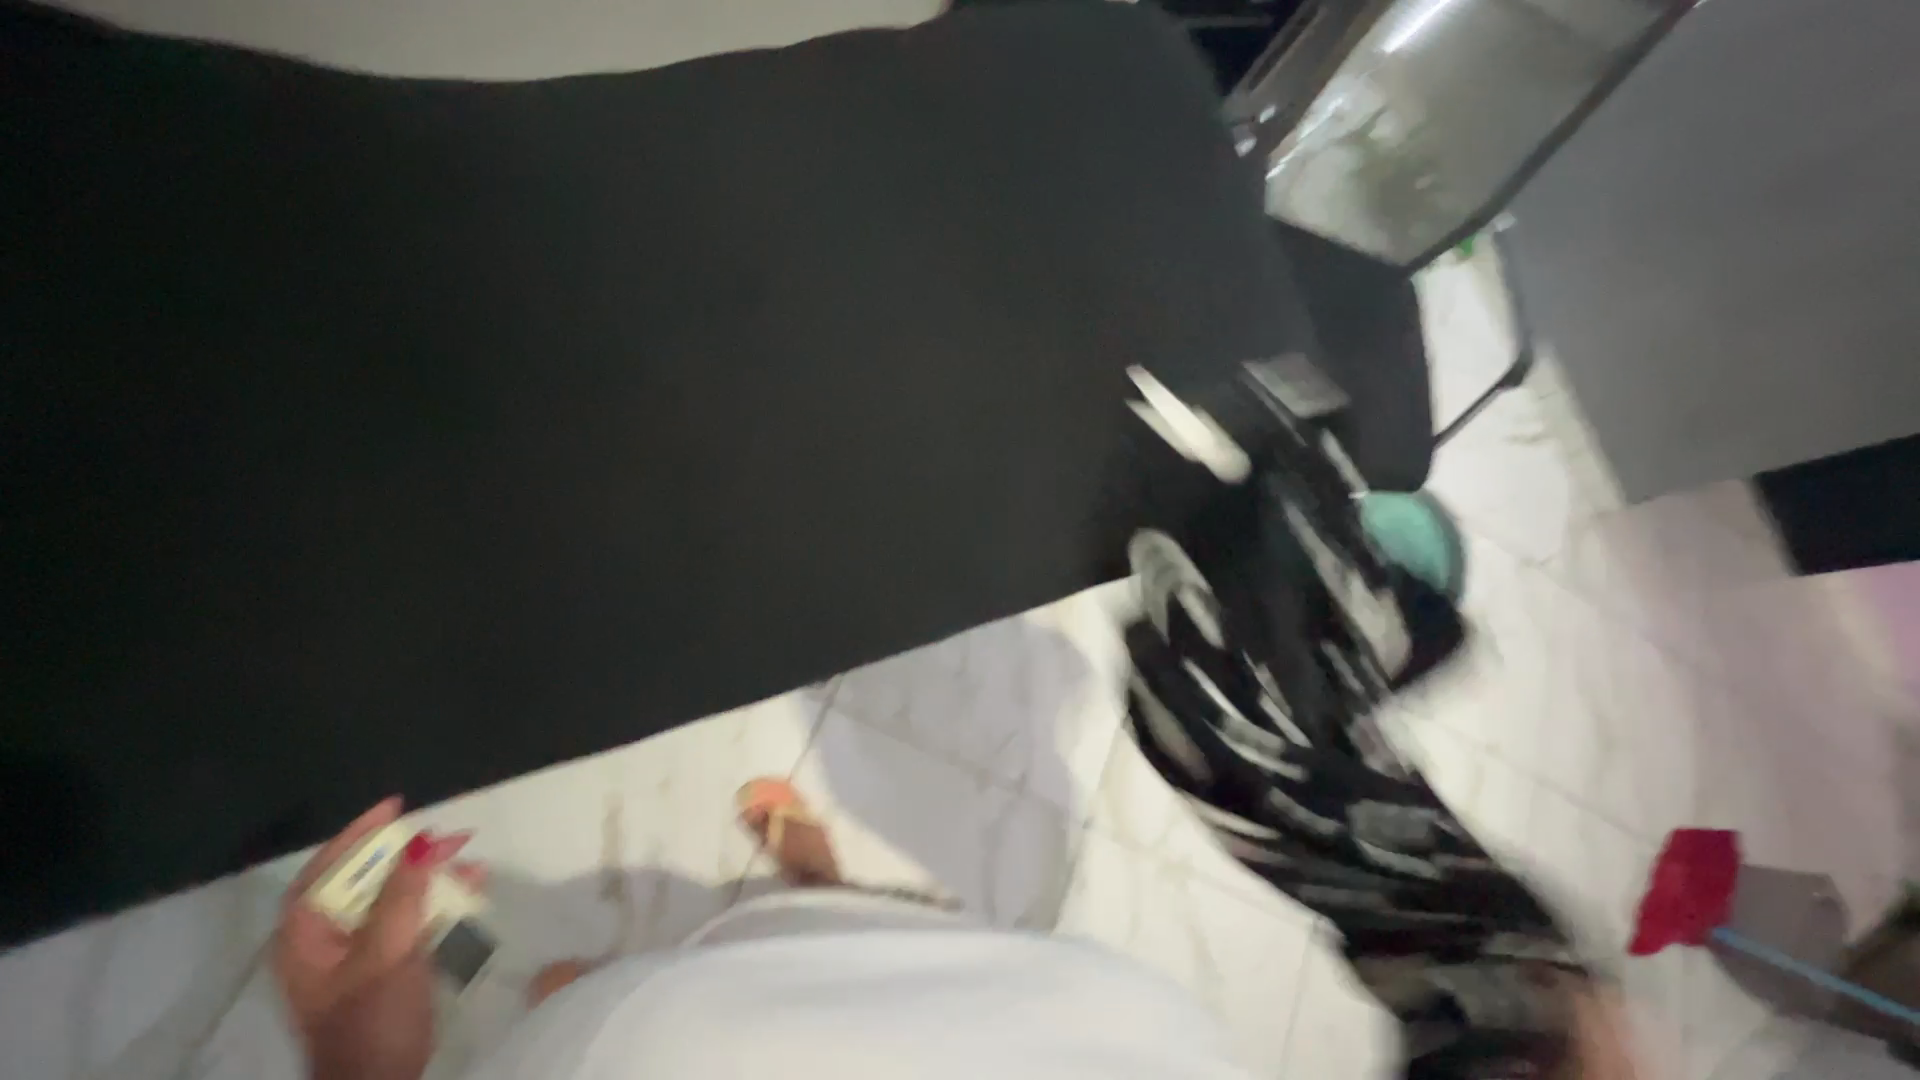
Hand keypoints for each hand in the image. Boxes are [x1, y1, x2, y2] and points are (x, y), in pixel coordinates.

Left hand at [272, 798, 483, 1079]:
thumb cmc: (372, 1020)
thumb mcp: (388, 953)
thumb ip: (403, 895)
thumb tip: (420, 840)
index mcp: (307, 940)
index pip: (323, 873)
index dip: (355, 837)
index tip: (395, 809)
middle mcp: (326, 943)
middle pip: (362, 882)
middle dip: (406, 855)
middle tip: (447, 835)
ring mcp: (357, 957)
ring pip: (392, 898)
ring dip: (429, 875)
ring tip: (468, 858)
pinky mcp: (386, 968)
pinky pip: (411, 919)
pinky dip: (438, 899)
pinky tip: (472, 885)